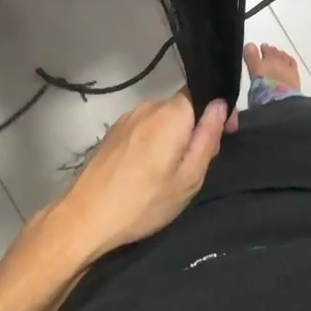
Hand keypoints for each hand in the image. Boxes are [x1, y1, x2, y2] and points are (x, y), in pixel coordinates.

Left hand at [39, 92, 230, 259]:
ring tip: (170, 171)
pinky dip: (154, 141)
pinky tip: (148, 170)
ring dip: (173, 135)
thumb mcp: (188, 178)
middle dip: (195, 127)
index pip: (201, 91)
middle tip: (197, 164)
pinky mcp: (113, 132)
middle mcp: (147, 107)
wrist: (85, 218)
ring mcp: (126, 118)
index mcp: (170, 115)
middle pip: (182, 106)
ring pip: (163, 118)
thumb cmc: (144, 203)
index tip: (225, 134)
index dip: (216, 110)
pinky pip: (145, 127)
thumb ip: (207, 138)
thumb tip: (220, 105)